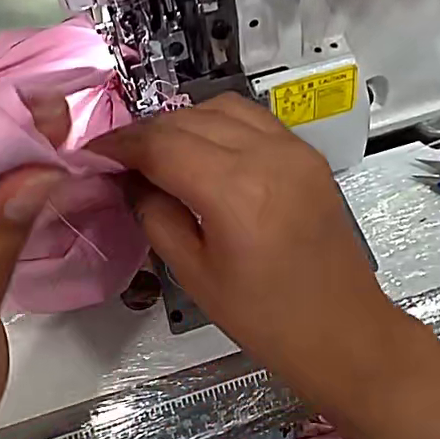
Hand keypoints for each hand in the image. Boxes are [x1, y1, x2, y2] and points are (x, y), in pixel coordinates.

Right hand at [92, 95, 439, 438]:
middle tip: (121, 156)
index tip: (95, 151)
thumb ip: (156, 215)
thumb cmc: (266, 319)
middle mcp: (267, 155)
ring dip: (183, 121)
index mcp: (235, 191)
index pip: (162, 144)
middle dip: (147, 132)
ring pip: (222, 107)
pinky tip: (204, 147)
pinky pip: (254, 118)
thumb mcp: (195, 274)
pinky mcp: (308, 154)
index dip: (121, 143)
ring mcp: (294, 149)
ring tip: (160, 150)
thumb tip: (130, 179)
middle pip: (188, 119)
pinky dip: (219, 122)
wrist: (344, 331)